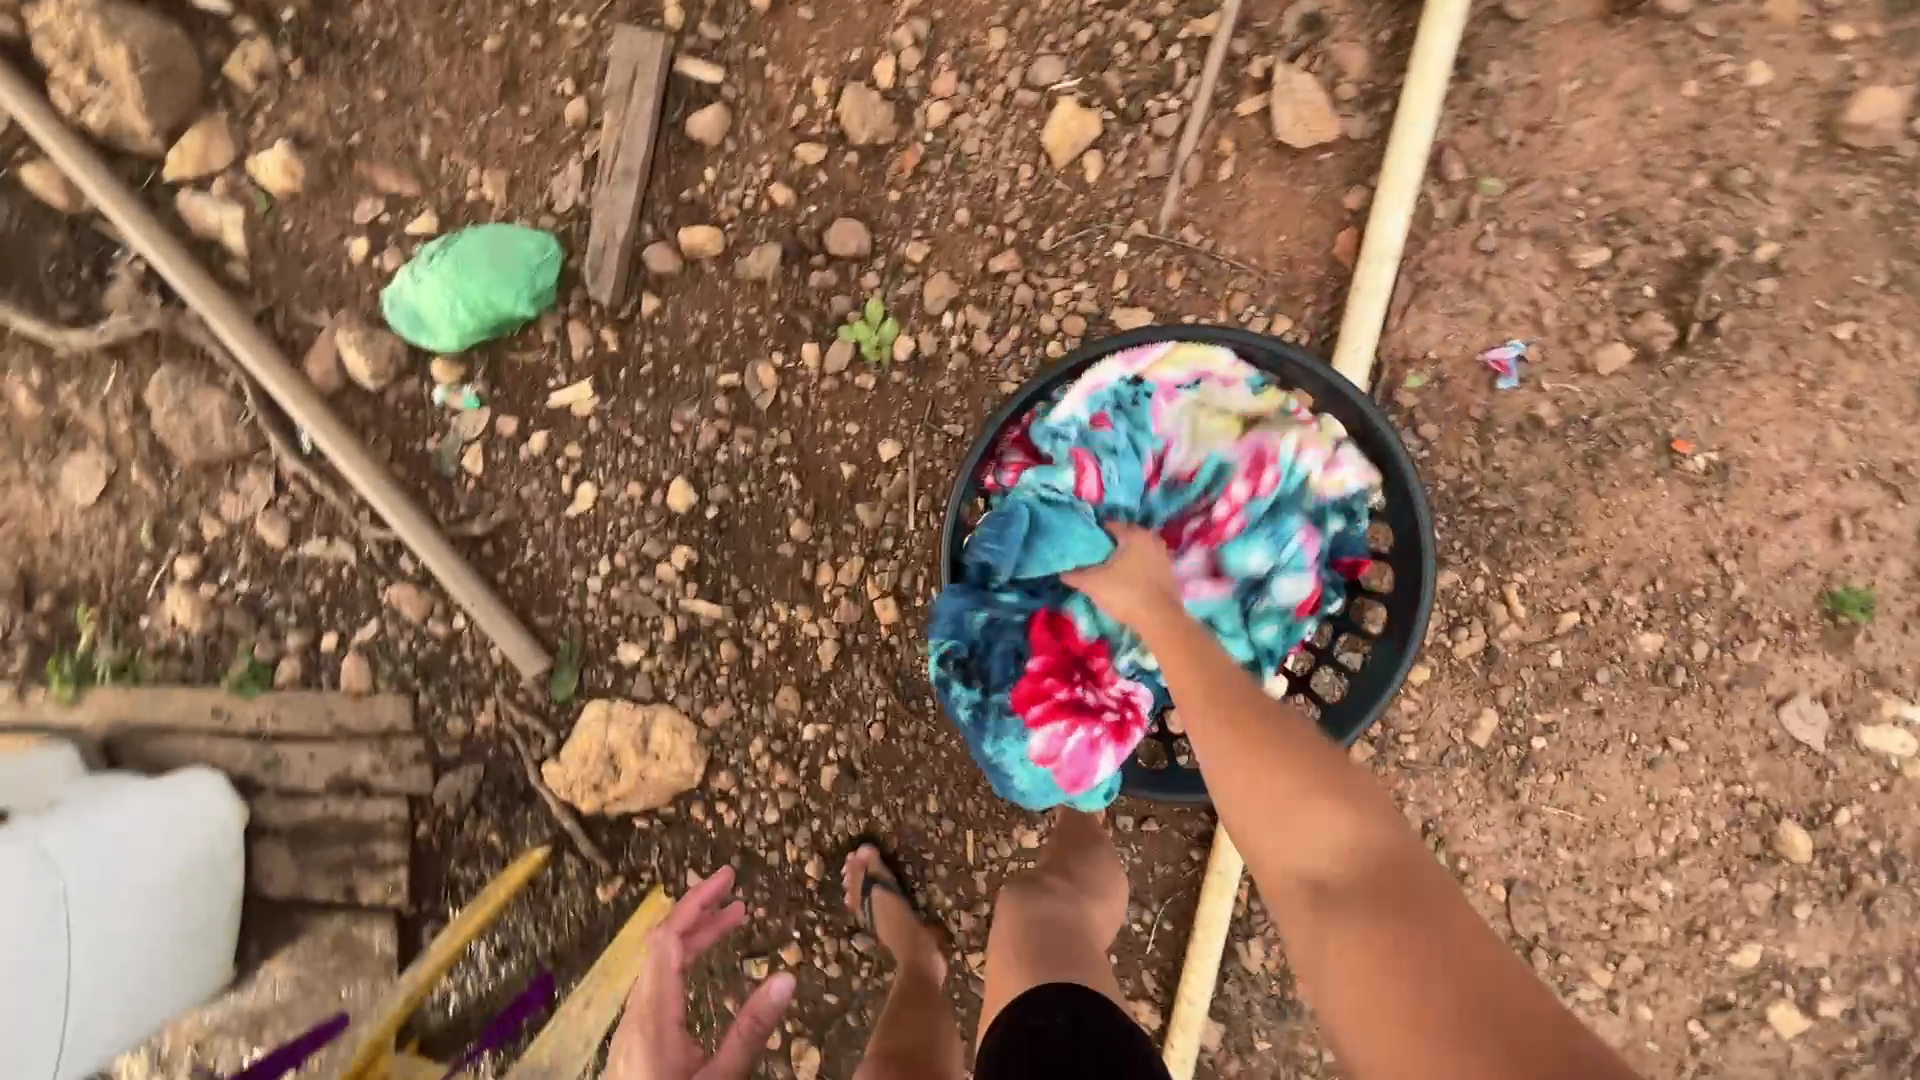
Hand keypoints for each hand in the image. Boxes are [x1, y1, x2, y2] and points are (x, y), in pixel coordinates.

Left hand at [605, 866, 796, 1079]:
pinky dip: (683, 963)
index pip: (668, 939)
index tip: (728, 877)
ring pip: (657, 967)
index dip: (696, 902)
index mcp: (652, 1018)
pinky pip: (656, 986)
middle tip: (739, 896)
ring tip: (732, 922)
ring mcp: (631, 1033)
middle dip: (700, 914)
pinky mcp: (634, 1048)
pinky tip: (702, 969)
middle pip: (661, 947)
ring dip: (693, 938)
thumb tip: (789, 978)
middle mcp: (635, 1017)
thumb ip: (751, 1030)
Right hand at [1062, 523, 1183, 631]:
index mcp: (1134, 534)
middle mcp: (1152, 539)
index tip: (1084, 547)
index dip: (1095, 535)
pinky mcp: (1169, 573)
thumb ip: (1074, 575)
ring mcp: (1164, 556)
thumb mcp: (1092, 583)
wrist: (1159, 619)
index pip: (1110, 526)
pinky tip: (1127, 581)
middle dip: (1111, 547)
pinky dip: (1137, 569)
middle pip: (1125, 538)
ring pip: (1138, 552)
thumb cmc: (1124, 592)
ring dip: (1125, 558)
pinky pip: (1148, 565)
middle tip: (1095, 559)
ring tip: (1109, 571)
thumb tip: (1061, 572)